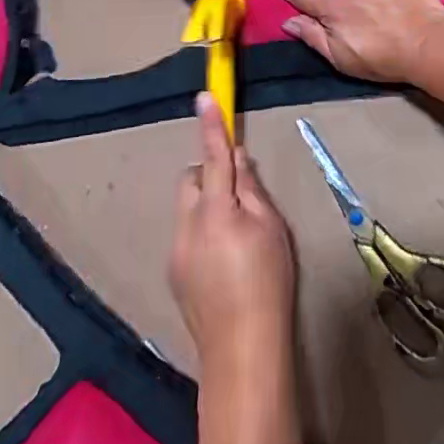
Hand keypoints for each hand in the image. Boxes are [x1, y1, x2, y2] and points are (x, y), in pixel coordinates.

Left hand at [169, 93, 296, 374]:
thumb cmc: (267, 280)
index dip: (212, 126)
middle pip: (190, 179)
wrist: (241, 346)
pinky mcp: (172, 271)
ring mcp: (175, 250)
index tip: (205, 97)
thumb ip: (251, 189)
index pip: (213, 157)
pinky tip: (223, 262)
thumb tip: (237, 158)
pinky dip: (201, 232)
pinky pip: (185, 234)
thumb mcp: (271, 228)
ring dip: (206, 206)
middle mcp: (187, 224)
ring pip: (187, 208)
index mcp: (216, 209)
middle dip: (209, 176)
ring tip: (235, 237)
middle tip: (239, 196)